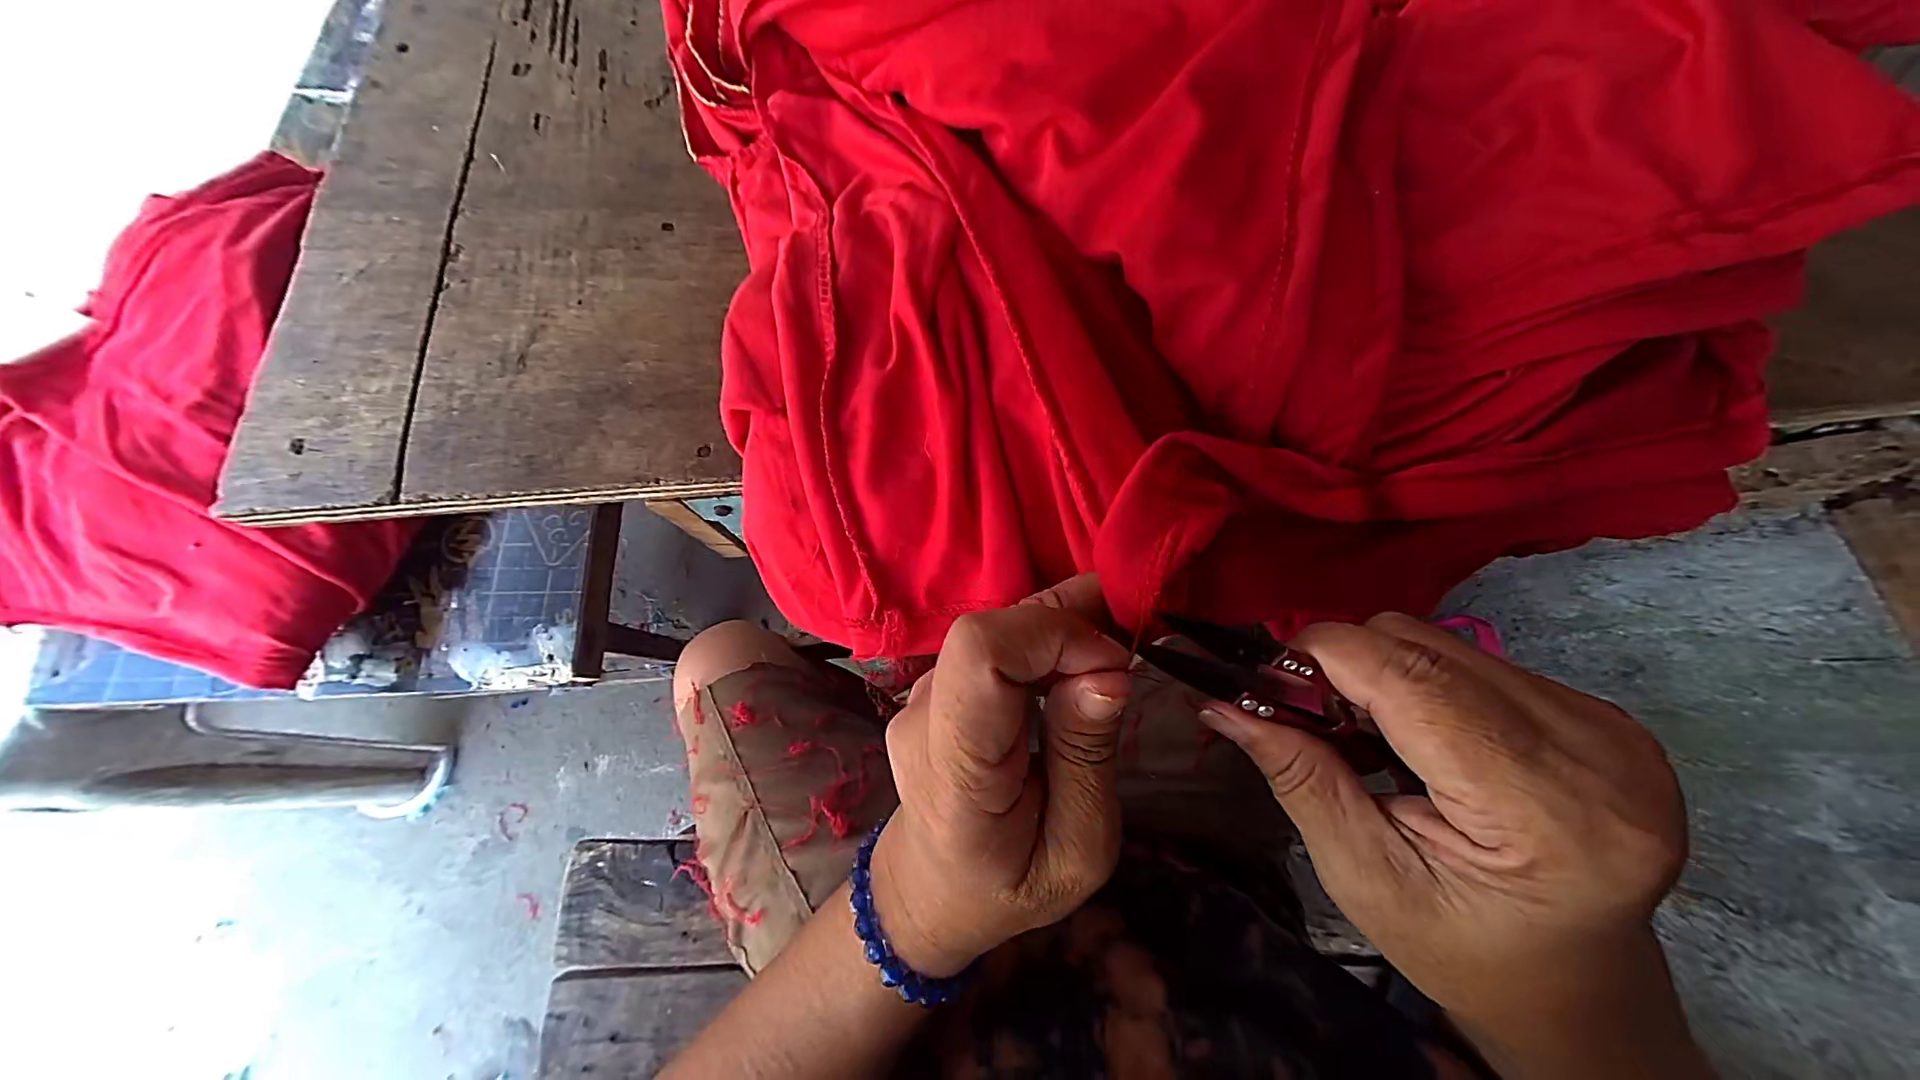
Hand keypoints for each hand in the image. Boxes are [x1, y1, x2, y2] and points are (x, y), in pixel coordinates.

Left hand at [869, 575, 1133, 975]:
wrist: (931, 887)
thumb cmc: (1008, 885)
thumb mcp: (1076, 852)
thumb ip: (1087, 758)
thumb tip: (1109, 671)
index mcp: (955, 766)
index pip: (981, 651)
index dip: (1054, 634)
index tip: (1114, 667)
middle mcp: (924, 714)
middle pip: (992, 630)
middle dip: (1072, 623)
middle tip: (1129, 653)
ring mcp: (922, 695)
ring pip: (996, 627)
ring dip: (1062, 631)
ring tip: (1108, 665)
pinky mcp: (934, 685)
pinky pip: (992, 643)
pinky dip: (1043, 642)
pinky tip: (1073, 670)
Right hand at [1198, 613, 1704, 1075]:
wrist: (1575, 984)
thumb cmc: (1462, 948)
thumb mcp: (1361, 875)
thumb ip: (1298, 777)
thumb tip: (1223, 704)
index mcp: (1540, 810)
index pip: (1411, 678)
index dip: (1323, 657)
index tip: (1267, 680)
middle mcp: (1591, 751)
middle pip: (1421, 646)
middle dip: (1343, 664)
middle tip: (1311, 718)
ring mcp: (1604, 725)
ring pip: (1439, 641)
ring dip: (1379, 671)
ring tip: (1368, 733)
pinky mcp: (1597, 713)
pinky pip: (1469, 657)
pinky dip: (1418, 679)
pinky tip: (1419, 733)